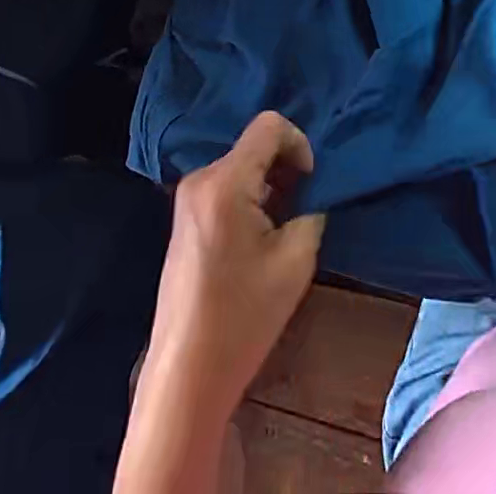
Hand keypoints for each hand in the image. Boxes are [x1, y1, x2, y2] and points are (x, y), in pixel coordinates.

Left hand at [143, 112, 326, 407]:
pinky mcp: (185, 215)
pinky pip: (226, 185)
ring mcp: (187, 197)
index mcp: (225, 182)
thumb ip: (311, 209)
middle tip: (302, 209)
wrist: (188, 368)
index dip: (300, 145)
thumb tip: (310, 191)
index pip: (269, 125)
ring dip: (269, 186)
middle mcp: (200, 178)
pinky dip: (250, 197)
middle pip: (254, 145)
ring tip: (282, 229)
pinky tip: (258, 238)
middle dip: (285, 169)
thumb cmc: (244, 316)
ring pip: (242, 166)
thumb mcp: (296, 259)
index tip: (311, 184)